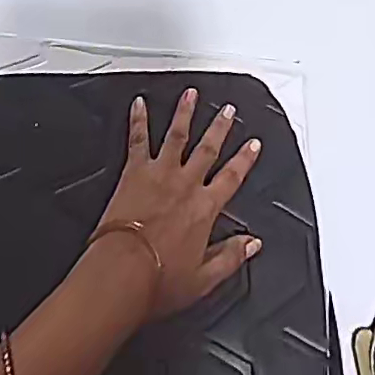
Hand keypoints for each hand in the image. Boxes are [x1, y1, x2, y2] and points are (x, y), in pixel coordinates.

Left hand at [95, 88, 263, 318]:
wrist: (122, 274)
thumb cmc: (158, 280)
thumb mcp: (203, 279)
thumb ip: (231, 257)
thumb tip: (252, 244)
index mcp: (204, 208)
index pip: (232, 177)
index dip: (245, 159)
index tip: (253, 144)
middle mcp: (186, 184)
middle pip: (208, 148)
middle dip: (220, 127)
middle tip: (228, 110)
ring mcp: (160, 173)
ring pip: (177, 135)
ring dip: (185, 112)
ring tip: (191, 94)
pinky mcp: (135, 172)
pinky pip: (138, 140)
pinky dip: (138, 120)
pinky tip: (139, 104)